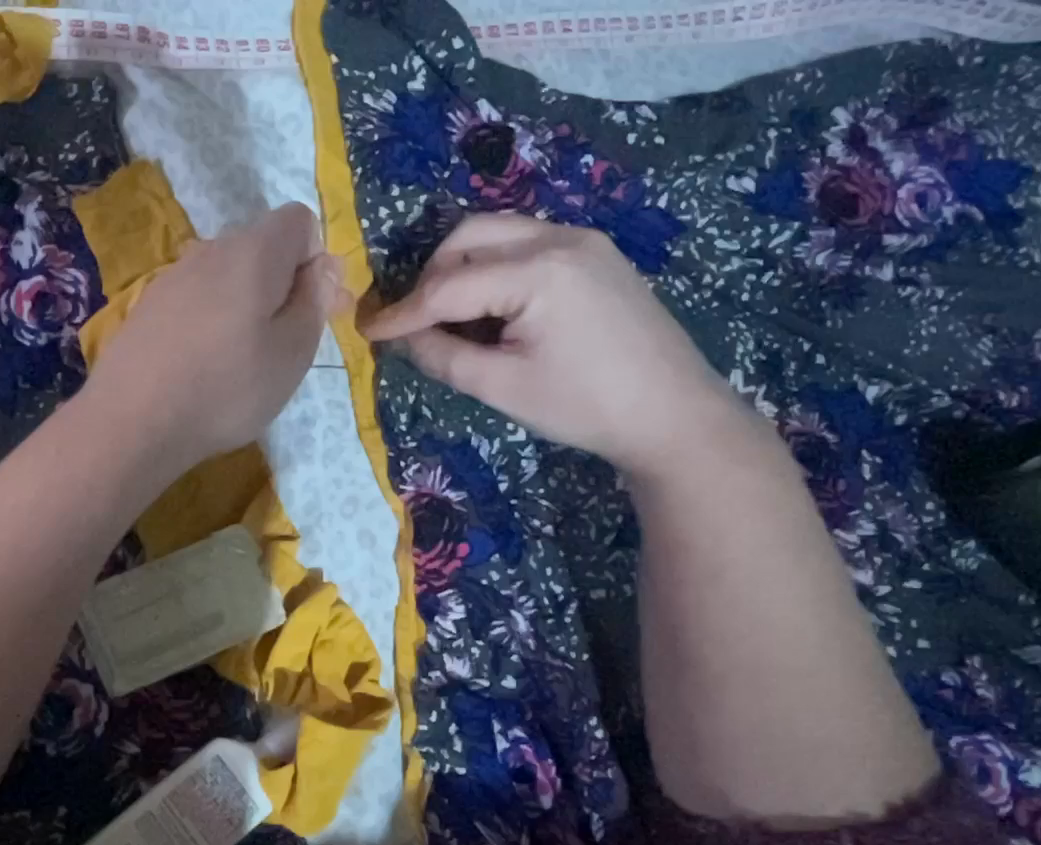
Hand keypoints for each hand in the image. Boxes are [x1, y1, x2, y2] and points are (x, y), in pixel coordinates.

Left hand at [83, 202, 348, 465]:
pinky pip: (192, 303)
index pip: (299, 220)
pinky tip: (199, 369)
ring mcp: (170, 279)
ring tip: (238, 363)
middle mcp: (208, 250)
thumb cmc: (227, 388)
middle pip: (259, 249)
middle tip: (284, 343)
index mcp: (253, 250)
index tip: (313, 308)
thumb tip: (322, 266)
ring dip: (242, 307)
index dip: (315, 259)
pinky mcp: (145, 310)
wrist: (132, 423)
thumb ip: (314, 301)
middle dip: (280, 285)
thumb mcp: (293, 352)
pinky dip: (207, 325)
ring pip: (223, 278)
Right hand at [358, 214, 753, 475]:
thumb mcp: (501, 387)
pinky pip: (527, 245)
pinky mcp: (596, 255)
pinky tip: (493, 310)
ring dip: (462, 268)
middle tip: (414, 321)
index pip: (448, 285)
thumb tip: (402, 338)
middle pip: (470, 236)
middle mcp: (560, 238)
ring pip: (498, 234)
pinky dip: (495, 269)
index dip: (402, 311)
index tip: (367, 330)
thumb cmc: (584, 406)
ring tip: (450, 317)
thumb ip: (443, 356)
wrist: (673, 413)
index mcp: (538, 271)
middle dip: (431, 275)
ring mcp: (584, 241)